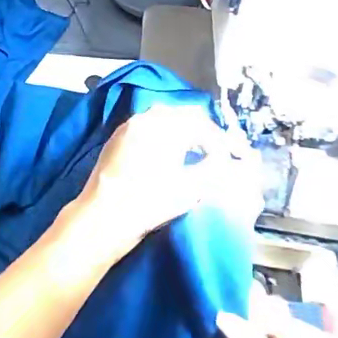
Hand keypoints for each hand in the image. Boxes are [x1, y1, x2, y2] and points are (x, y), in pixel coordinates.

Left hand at [71, 103, 249, 252]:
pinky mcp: (117, 140)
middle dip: (204, 133)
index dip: (222, 142)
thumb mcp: (191, 187)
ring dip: (184, 133)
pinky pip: (148, 129)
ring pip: (164, 120)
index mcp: (166, 124)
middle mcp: (147, 117)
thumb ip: (215, 167)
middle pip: (184, 117)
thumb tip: (227, 160)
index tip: (235, 158)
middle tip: (219, 152)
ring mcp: (129, 127)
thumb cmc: (149, 202)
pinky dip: (164, 137)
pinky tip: (169, 155)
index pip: (203, 126)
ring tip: (197, 152)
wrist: (102, 220)